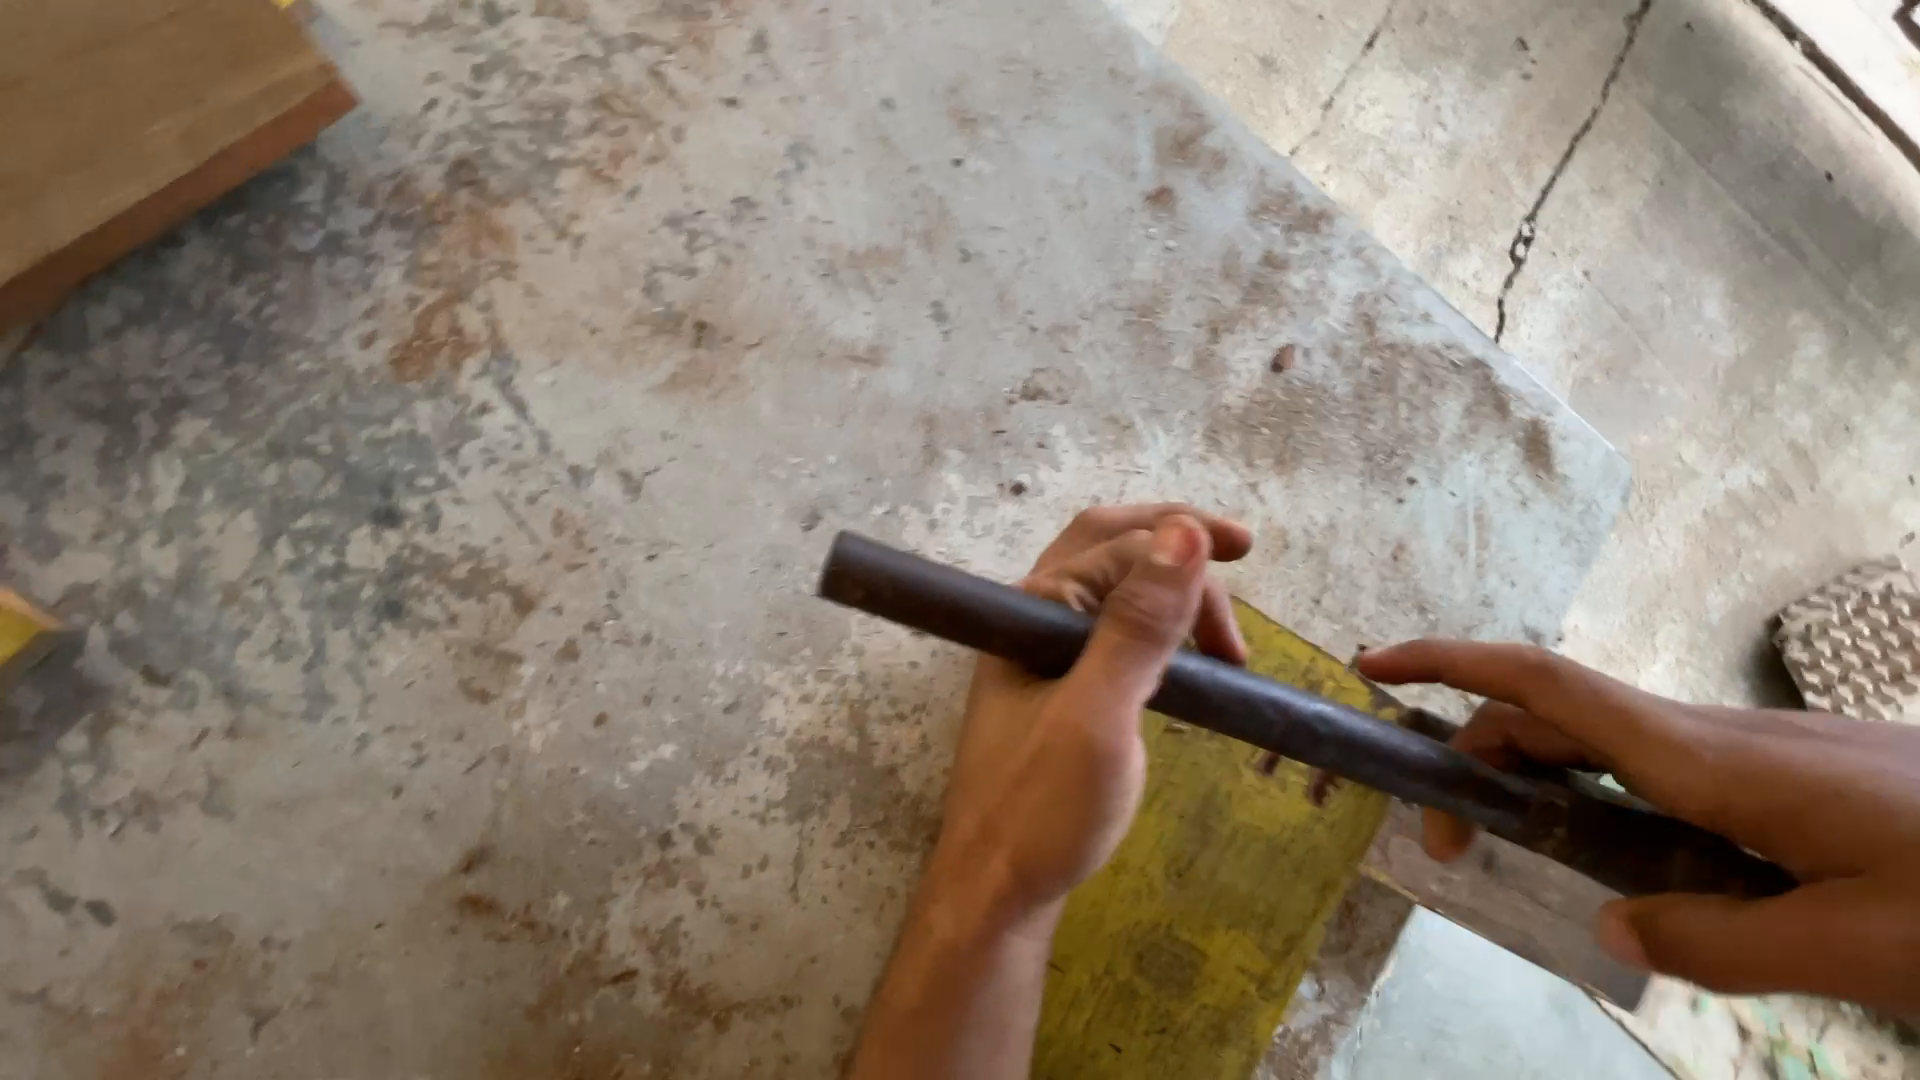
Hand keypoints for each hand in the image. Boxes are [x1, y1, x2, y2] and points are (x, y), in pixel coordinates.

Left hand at [929, 503, 1253, 934]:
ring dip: (1164, 585)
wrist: (996, 889)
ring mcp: (1039, 650)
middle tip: (1238, 550)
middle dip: (1170, 537)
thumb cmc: (1043, 808)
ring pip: (1107, 584)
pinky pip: (1107, 626)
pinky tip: (1180, 648)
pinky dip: (1151, 623)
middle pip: (1104, 543)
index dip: (1185, 549)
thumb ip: (1138, 626)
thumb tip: (1184, 531)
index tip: (1244, 581)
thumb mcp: (1099, 715)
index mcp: (1033, 608)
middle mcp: (1030, 615)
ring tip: (1221, 632)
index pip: (1119, 546)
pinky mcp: (1055, 684)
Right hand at [1357, 639, 1919, 1016]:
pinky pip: (1647, 768)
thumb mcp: (1865, 951)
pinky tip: (1632, 863)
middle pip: (1546, 717)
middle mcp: (1699, 736)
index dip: (1445, 661)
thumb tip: (1608, 927)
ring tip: (1528, 858)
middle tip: (1448, 847)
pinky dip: (1596, 801)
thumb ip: (1720, 942)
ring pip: (1594, 743)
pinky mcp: (1769, 769)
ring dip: (1532, 785)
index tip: (1372, 663)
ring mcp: (1736, 748)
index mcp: (1699, 759)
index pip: (1540, 683)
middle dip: (1472, 763)